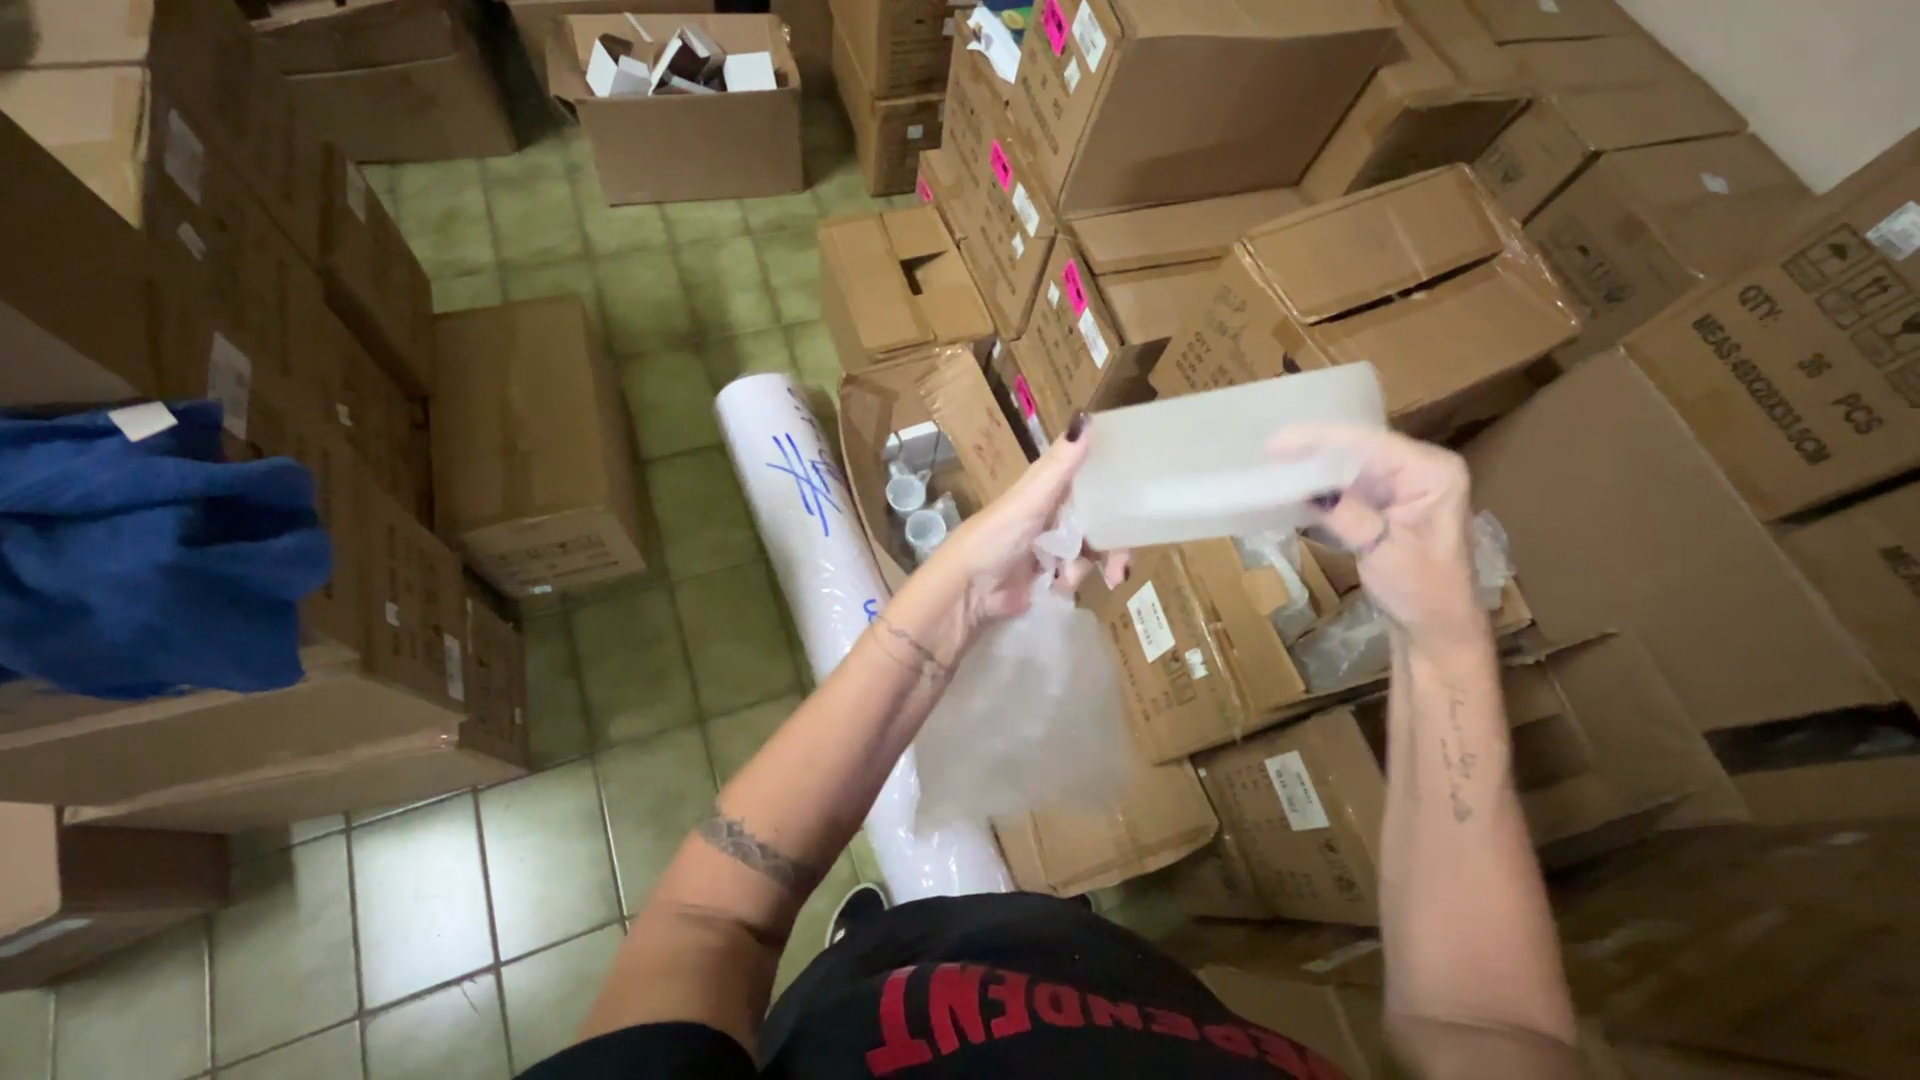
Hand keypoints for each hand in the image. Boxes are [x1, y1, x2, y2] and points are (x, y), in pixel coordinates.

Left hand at [922, 413, 1127, 633]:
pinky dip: (1071, 581)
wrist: (966, 591)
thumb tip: (1085, 417)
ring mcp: (1049, 546)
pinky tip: (1059, 587)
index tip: (1141, 498)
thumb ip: (1060, 465)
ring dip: (1088, 566)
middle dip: (1111, 543)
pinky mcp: (1046, 575)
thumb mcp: (1030, 498)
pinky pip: (1075, 574)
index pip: (1090, 479)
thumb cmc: (996, 537)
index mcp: (1045, 489)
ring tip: (1071, 579)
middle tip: (1120, 565)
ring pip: (1090, 550)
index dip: (1115, 486)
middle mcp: (1050, 513)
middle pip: (1097, 520)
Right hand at [1271, 426, 1483, 644]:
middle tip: (1268, 450)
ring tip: (1274, 462)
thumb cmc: (1423, 591)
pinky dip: (1321, 484)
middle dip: (1315, 447)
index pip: (1371, 443)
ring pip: (1350, 463)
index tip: (1277, 442)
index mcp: (1433, 472)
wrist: (1436, 627)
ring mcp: (1403, 484)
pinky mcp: (1385, 502)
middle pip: (1359, 447)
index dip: (1321, 439)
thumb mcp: (1385, 551)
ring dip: (1314, 465)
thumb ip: (1350, 514)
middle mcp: (1420, 468)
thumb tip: (1309, 488)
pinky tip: (1293, 484)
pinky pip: (1348, 483)